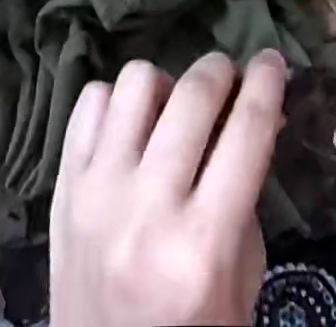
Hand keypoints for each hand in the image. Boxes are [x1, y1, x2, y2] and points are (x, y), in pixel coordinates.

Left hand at [50, 50, 287, 326]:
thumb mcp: (240, 276)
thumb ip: (248, 189)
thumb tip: (259, 112)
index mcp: (203, 244)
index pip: (245, 133)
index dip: (265, 83)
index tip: (271, 59)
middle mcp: (146, 207)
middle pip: (192, 95)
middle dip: (220, 70)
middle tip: (229, 78)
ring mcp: (96, 190)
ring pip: (134, 83)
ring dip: (167, 84)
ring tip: (174, 108)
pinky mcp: (63, 184)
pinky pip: (89, 102)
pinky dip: (117, 101)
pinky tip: (133, 126)